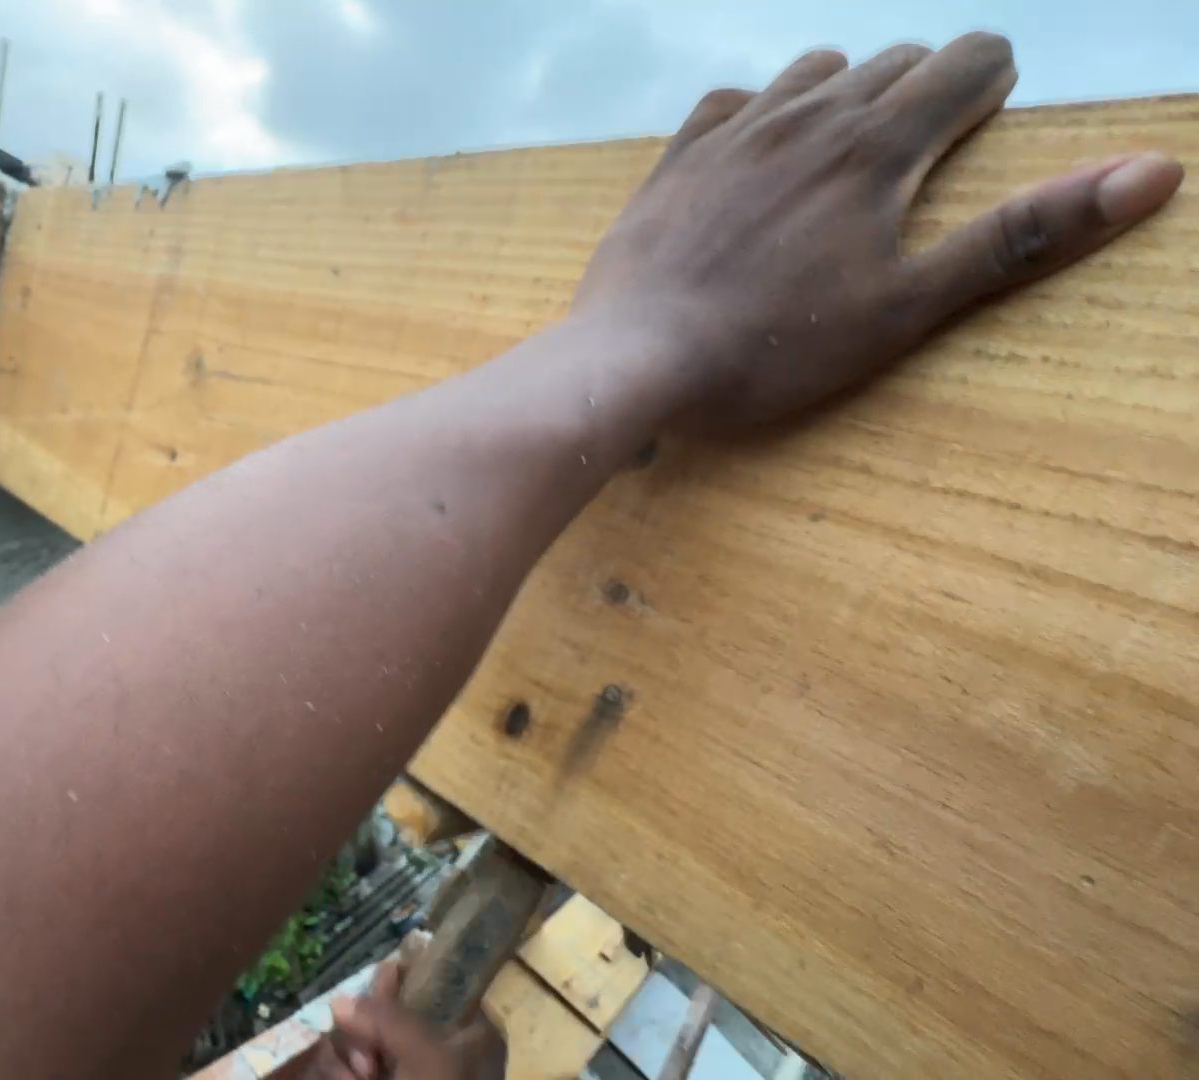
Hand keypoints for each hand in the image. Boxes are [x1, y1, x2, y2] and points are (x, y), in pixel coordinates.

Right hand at [302, 948, 505, 1079]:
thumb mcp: (428, 1060)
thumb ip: (386, 1017)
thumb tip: (340, 1003)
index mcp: (469, 1030)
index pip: (429, 976)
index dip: (397, 979)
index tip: (380, 992)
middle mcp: (436, 1046)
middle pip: (381, 1005)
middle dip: (364, 1029)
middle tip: (369, 1062)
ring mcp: (402, 1073)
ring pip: (355, 1037)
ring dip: (344, 1057)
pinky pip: (340, 1066)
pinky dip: (335, 1073)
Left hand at [572, 33, 1183, 428]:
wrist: (632, 358)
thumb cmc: (766, 347)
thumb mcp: (903, 307)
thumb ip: (1016, 238)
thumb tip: (1154, 171)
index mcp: (876, 146)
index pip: (967, 62)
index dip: (985, 87)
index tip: (971, 130)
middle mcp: (803, 120)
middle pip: (889, 64)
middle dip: (915, 94)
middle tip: (901, 162)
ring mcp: (726, 139)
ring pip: (806, 74)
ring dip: (835, 95)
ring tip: (828, 156)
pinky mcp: (667, 166)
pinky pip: (721, 104)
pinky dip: (748, 113)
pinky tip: (746, 151)